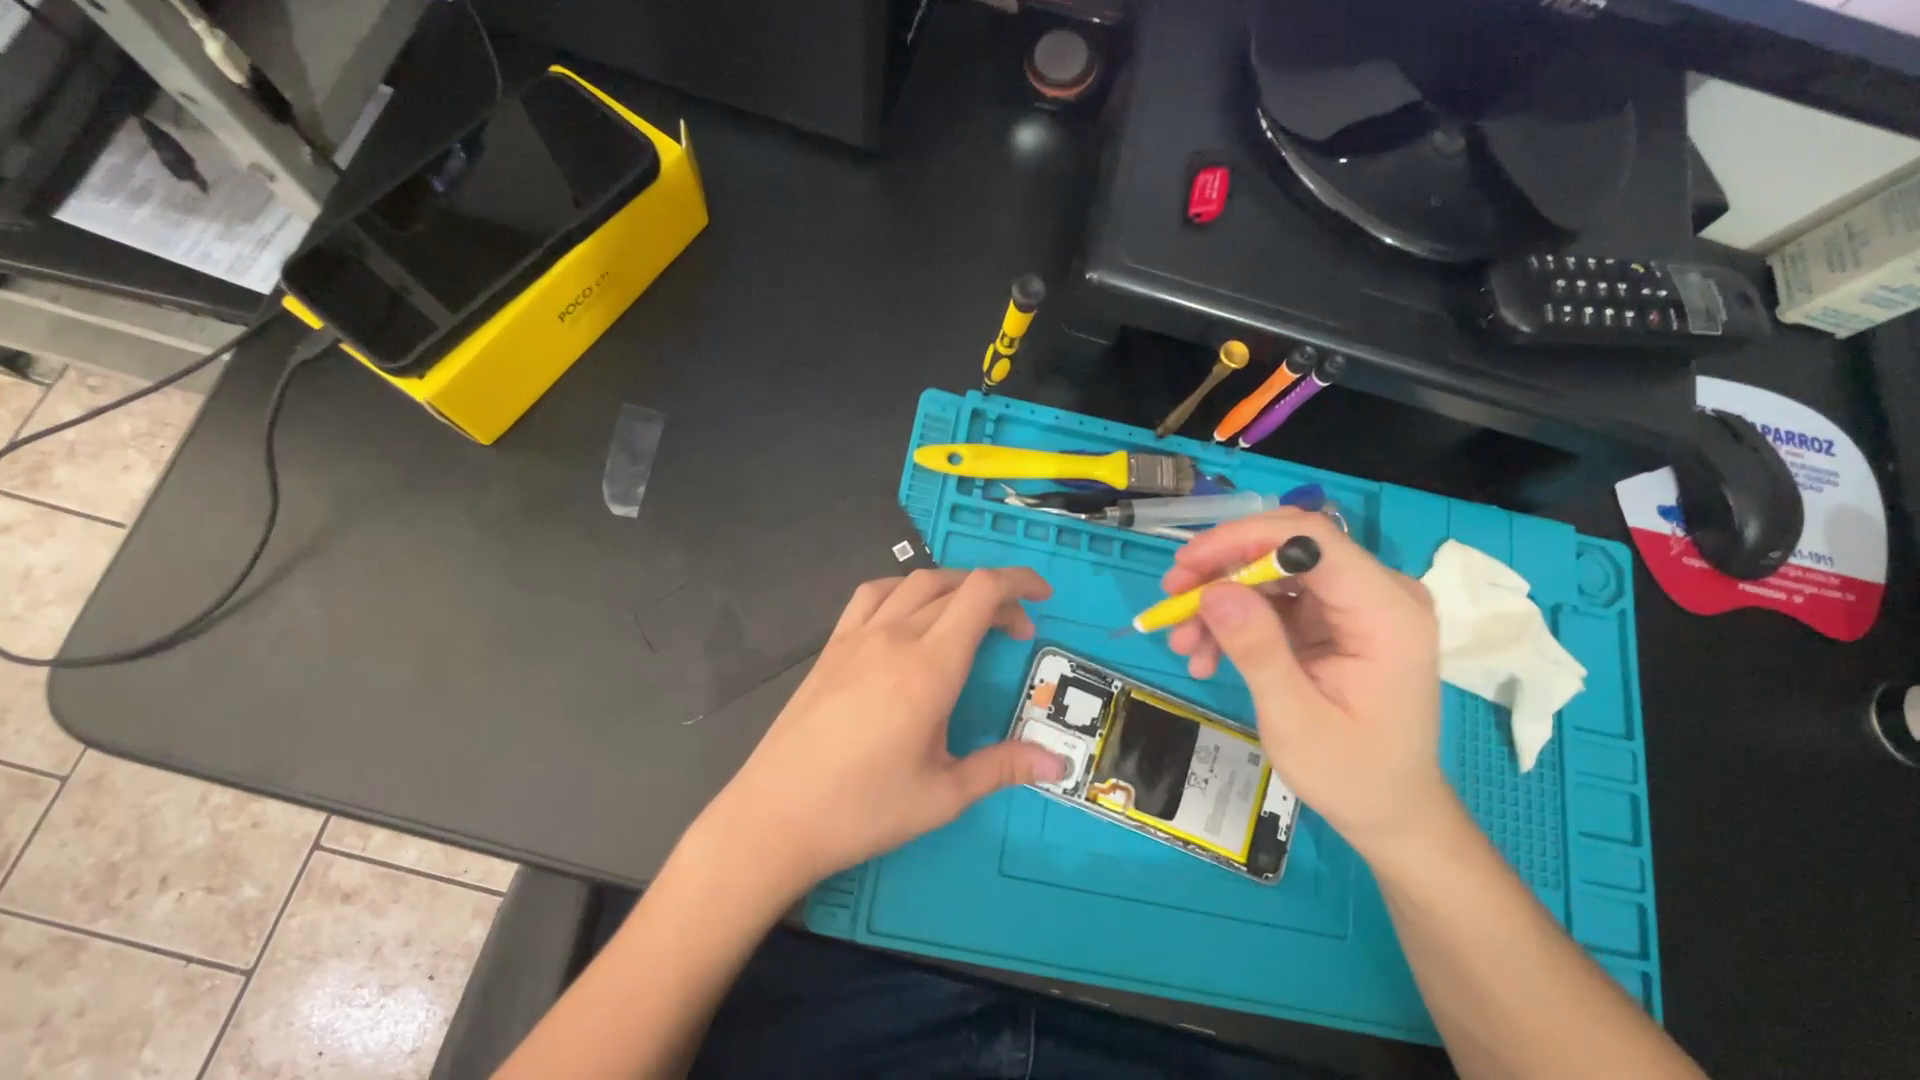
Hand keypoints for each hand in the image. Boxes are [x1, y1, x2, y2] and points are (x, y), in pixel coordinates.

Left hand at [696, 567, 1066, 897]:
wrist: (775, 817)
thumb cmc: (864, 810)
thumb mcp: (943, 795)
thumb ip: (1003, 767)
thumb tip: (1060, 763)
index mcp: (929, 668)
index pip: (981, 593)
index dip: (1019, 583)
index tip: (1042, 599)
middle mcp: (894, 638)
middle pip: (953, 585)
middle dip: (994, 595)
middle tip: (1014, 629)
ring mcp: (856, 638)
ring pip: (912, 583)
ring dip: (951, 586)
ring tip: (968, 616)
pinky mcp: (830, 649)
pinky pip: (871, 596)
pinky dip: (903, 590)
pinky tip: (908, 616)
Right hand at [1162, 509, 1453, 858]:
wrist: (1390, 810)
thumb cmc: (1352, 775)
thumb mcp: (1295, 719)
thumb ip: (1257, 650)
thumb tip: (1212, 591)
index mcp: (1386, 612)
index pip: (1311, 540)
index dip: (1241, 540)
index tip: (1185, 567)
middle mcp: (1378, 594)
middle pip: (1287, 549)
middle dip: (1222, 571)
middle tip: (1170, 601)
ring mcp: (1356, 605)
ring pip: (1272, 573)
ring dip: (1221, 602)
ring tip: (1183, 645)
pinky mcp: (1337, 619)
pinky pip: (1276, 600)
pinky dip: (1237, 621)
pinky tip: (1206, 655)